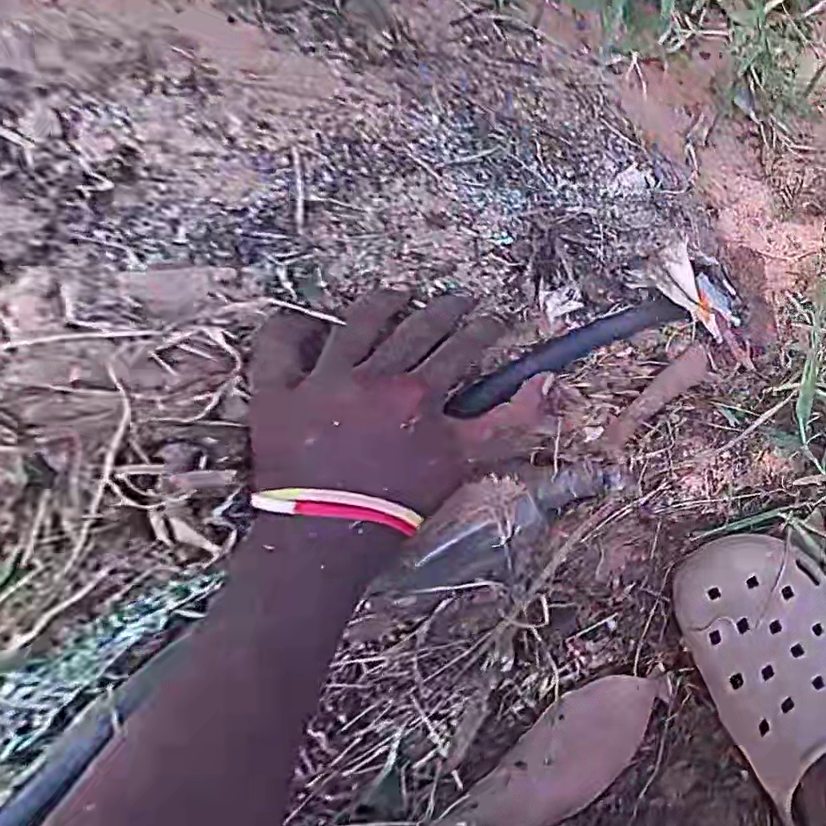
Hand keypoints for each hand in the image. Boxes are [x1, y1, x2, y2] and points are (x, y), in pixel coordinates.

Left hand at [247, 291, 552, 516]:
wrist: (330, 531)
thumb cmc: (406, 496)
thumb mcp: (468, 457)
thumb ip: (512, 418)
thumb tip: (547, 382)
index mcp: (419, 391)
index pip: (461, 347)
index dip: (484, 330)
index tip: (494, 320)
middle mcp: (373, 375)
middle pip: (415, 329)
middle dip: (444, 310)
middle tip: (459, 299)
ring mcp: (322, 380)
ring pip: (353, 325)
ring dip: (380, 304)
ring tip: (397, 294)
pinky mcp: (278, 392)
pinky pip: (279, 347)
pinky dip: (292, 327)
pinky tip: (308, 319)